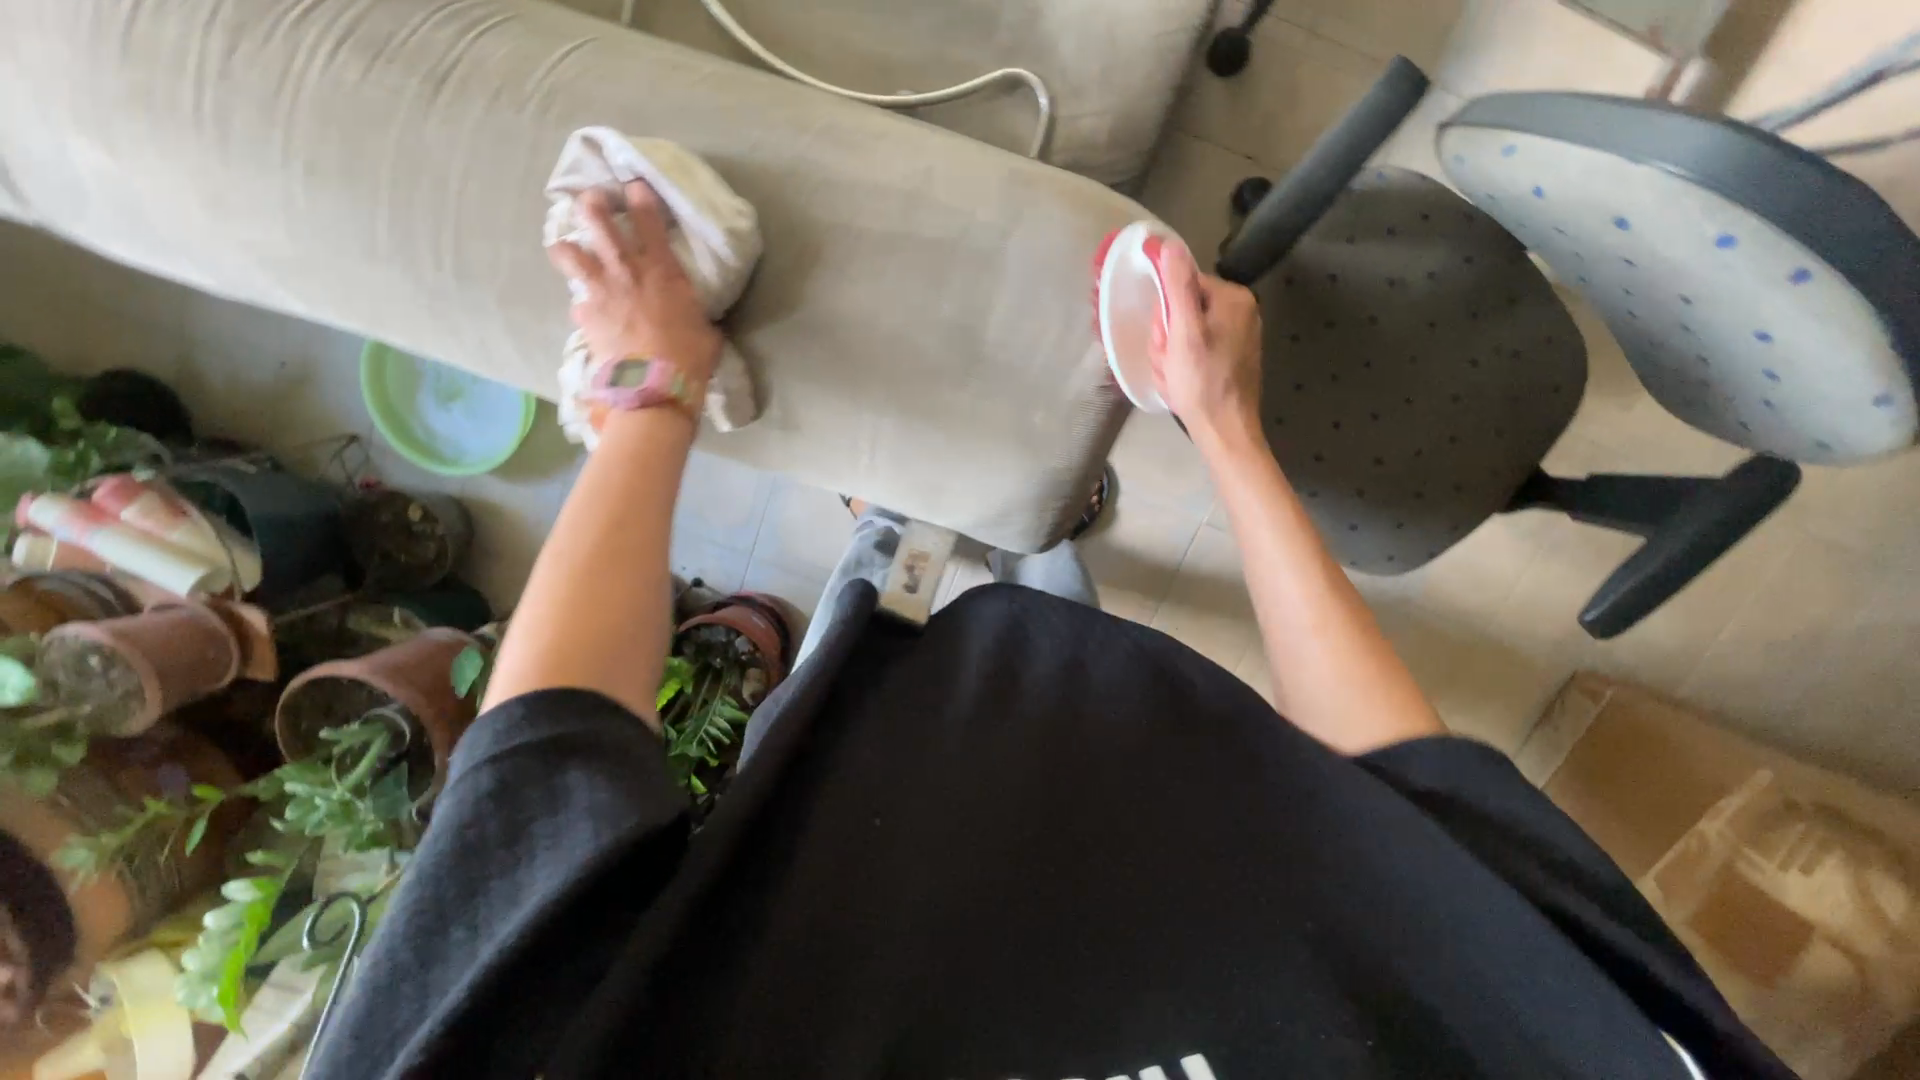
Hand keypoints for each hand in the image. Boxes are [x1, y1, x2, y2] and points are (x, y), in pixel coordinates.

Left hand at [547, 181, 722, 384]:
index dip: (640, 198)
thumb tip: (696, 317)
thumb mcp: (706, 329)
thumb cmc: (690, 356)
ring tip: (570, 253)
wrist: (656, 385)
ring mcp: (600, 291)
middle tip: (593, 202)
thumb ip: (696, 314)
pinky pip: (578, 304)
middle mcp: (626, 270)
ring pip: (568, 252)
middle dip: (592, 204)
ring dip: (567, 250)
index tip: (634, 187)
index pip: (648, 219)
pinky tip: (591, 317)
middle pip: (598, 220)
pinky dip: (585, 307)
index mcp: (662, 270)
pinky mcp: (585, 315)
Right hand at [1149, 241, 1263, 446]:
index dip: (1164, 316)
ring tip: (1174, 377)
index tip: (1165, 342)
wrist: (1225, 430)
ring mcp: (1237, 335)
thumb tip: (1167, 244)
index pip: (1182, 286)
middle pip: (1183, 310)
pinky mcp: (1231, 357)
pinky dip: (1182, 367)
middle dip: (1167, 339)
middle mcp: (1240, 311)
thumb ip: (1176, 286)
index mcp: (1232, 298)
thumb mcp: (1183, 333)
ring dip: (1170, 356)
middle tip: (1169, 365)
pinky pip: (1195, 351)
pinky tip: (1182, 384)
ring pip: (1185, 333)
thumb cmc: (1202, 382)